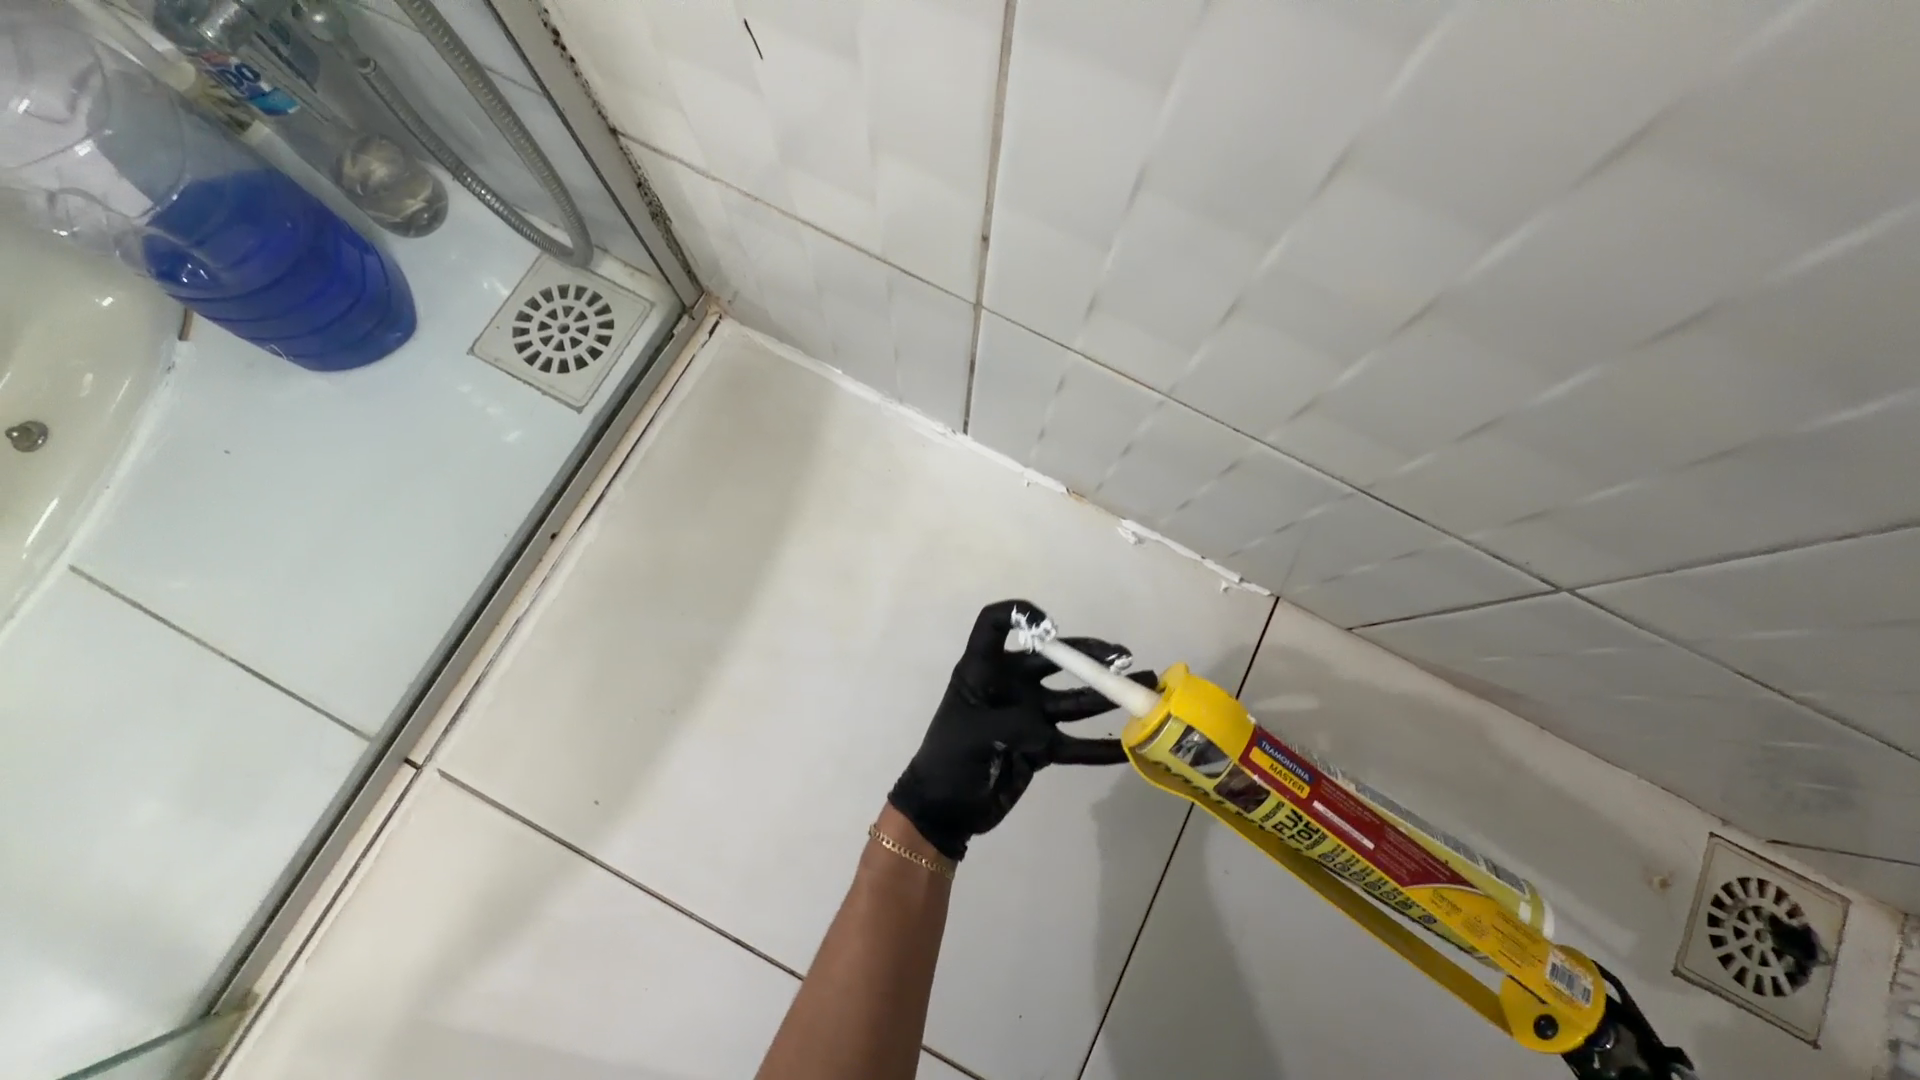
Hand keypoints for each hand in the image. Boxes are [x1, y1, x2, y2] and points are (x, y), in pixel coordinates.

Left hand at [888, 600, 1156, 859]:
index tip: (1050, 629)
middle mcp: (1010, 685)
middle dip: (1089, 655)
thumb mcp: (975, 734)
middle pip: (1054, 658)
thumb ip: (1014, 725)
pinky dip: (1101, 747)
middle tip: (1123, 657)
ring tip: (1145, 685)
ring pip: (1074, 699)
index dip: (1021, 615)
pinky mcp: (1041, 747)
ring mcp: (1028, 716)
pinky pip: (1076, 744)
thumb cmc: (948, 759)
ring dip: (1106, 694)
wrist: (943, 809)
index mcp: (983, 670)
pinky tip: (1130, 746)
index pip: (995, 624)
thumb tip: (1048, 732)